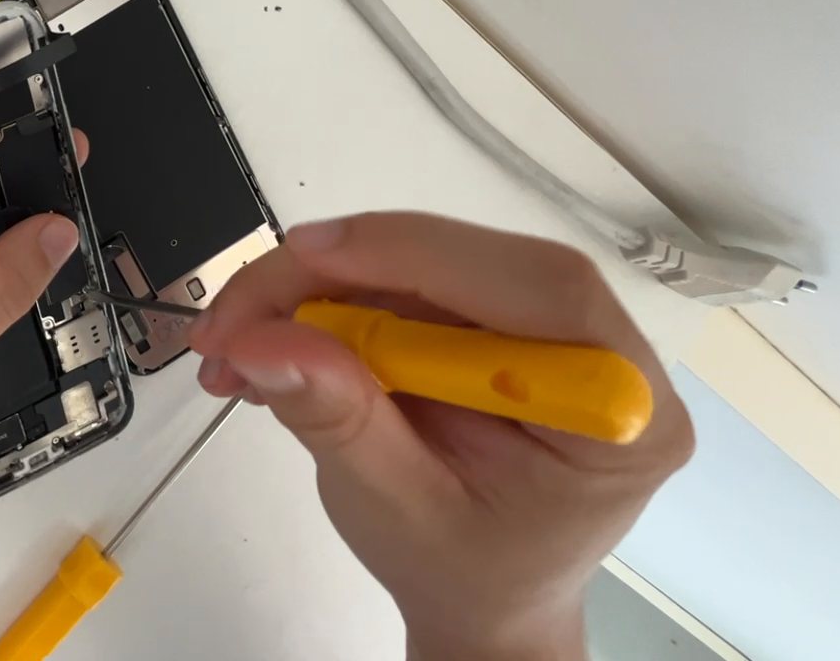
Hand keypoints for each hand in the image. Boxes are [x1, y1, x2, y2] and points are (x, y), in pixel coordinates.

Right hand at [190, 212, 693, 660]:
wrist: (470, 587)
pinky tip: (254, 350)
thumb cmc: (457, 566)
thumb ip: (335, 420)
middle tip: (227, 324)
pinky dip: (295, 306)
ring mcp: (510, 324)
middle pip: (444, 262)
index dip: (420, 253)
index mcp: (614, 411)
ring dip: (289, 293)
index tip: (304, 254)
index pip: (538, 291)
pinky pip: (366, 281)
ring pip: (388, 263)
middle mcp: (575, 347)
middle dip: (317, 278)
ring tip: (225, 350)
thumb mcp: (394, 505)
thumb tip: (257, 341)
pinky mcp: (455, 315)